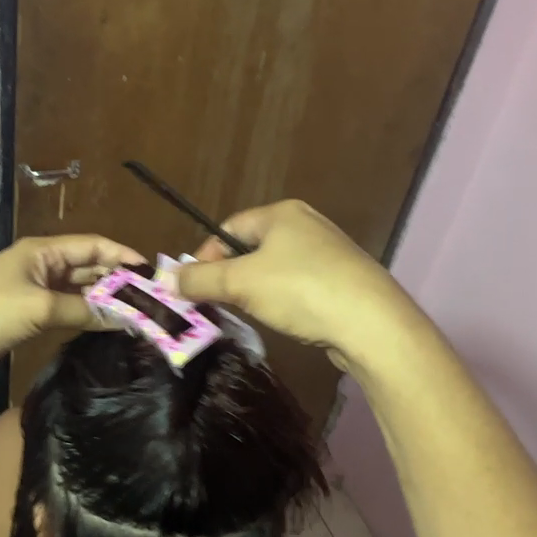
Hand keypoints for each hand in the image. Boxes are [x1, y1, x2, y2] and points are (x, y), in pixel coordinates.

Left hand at [0, 235, 145, 376]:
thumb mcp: (40, 309)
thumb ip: (83, 312)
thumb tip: (124, 318)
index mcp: (44, 251)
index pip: (93, 246)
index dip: (123, 256)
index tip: (152, 274)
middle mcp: (43, 265)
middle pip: (89, 268)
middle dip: (118, 281)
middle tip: (151, 301)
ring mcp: (35, 290)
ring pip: (79, 291)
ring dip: (104, 301)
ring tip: (137, 315)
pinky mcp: (30, 314)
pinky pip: (67, 310)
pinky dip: (86, 316)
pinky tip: (107, 327)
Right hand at [167, 200, 424, 367]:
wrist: (372, 323)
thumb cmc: (301, 290)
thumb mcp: (241, 283)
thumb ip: (200, 280)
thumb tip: (164, 278)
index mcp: (281, 213)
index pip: (228, 228)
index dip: (206, 256)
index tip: (194, 287)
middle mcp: (306, 224)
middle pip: (252, 248)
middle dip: (230, 276)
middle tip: (217, 303)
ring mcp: (329, 252)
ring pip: (275, 269)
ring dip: (256, 291)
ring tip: (250, 314)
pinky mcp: (343, 280)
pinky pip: (300, 286)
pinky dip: (285, 301)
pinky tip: (286, 320)